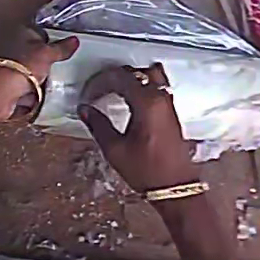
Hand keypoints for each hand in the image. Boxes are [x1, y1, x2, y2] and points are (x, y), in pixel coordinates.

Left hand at [0, 33, 78, 122]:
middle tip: (55, 69)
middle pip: (30, 54)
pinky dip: (27, 96)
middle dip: (41, 64)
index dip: (48, 40)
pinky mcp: (2, 88)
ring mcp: (3, 69)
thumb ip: (61, 48)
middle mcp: (7, 48)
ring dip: (34, 81)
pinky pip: (20, 92)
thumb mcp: (47, 54)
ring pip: (24, 74)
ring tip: (46, 87)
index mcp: (18, 33)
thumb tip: (74, 41)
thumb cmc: (20, 65)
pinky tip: (35, 98)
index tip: (60, 49)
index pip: (36, 33)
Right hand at [76, 64, 198, 192]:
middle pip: (136, 72)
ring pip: (149, 75)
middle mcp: (160, 97)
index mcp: (147, 103)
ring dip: (130, 78)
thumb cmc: (146, 170)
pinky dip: (141, 85)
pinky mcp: (171, 111)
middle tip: (97, 89)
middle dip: (114, 77)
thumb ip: (98, 124)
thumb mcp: (115, 149)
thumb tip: (84, 109)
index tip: (88, 92)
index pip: (120, 77)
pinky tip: (128, 98)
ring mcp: (168, 103)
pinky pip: (157, 85)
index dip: (100, 81)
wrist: (175, 187)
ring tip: (111, 89)